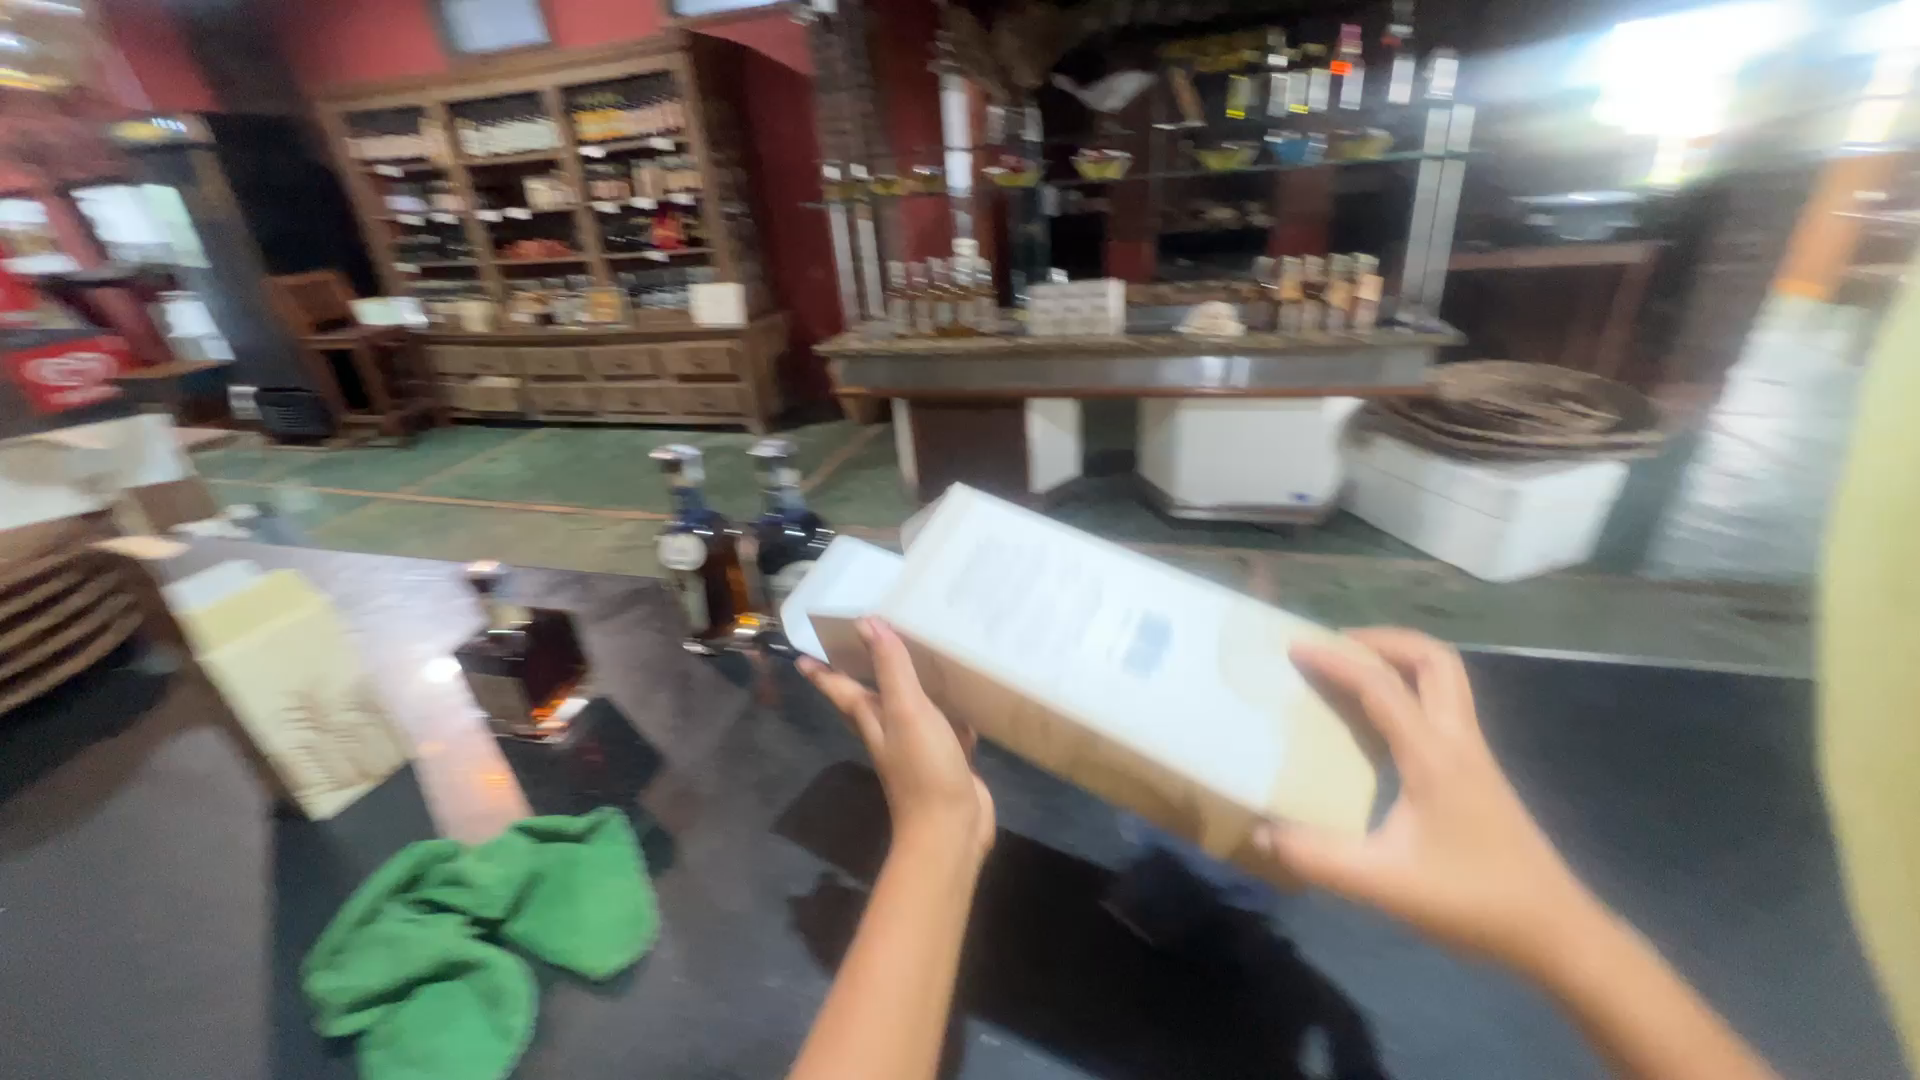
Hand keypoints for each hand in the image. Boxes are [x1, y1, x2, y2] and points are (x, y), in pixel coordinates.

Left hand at [799, 617, 995, 864]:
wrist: (951, 828)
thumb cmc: (922, 767)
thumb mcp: (905, 710)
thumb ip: (890, 667)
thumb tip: (866, 623)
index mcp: (872, 720)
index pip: (840, 689)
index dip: (822, 672)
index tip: (802, 655)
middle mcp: (889, 731)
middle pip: (868, 698)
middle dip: (859, 675)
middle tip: (858, 648)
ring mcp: (916, 746)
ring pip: (906, 709)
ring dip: (906, 687)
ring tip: (913, 658)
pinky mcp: (945, 756)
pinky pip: (943, 724)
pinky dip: (948, 709)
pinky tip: (963, 695)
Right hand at [1250, 628, 1608, 976]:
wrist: (1556, 934)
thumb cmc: (1472, 901)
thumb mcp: (1384, 884)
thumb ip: (1318, 857)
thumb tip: (1262, 831)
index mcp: (1434, 756)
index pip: (1381, 685)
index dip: (1335, 660)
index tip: (1294, 648)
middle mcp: (1457, 741)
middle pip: (1434, 659)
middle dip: (1382, 641)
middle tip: (1336, 648)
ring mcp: (1472, 755)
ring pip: (1444, 679)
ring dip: (1398, 661)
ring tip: (1349, 673)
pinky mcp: (1475, 772)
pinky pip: (1440, 706)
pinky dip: (1406, 692)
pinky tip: (1374, 724)